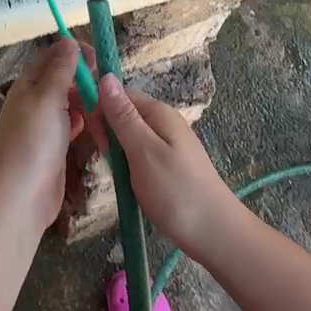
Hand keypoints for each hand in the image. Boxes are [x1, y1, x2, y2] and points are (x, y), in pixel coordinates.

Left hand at [0, 37, 88, 233]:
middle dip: (82, 78)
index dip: (72, 52)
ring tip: (104, 103)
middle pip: (60, 80)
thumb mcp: (48, 98)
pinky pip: (70, 126)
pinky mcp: (53, 148)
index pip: (50, 57)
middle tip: (106, 82)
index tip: (97, 56)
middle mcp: (33, 102)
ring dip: (84, 101)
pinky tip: (92, 126)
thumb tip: (69, 40)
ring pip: (67, 103)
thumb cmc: (33, 141)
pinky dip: (82, 122)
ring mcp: (42, 126)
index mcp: (27, 85)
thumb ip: (61, 69)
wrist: (20, 197)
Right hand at [97, 73, 244, 252]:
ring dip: (119, 154)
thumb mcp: (143, 150)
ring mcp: (170, 145)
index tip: (95, 139)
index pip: (119, 95)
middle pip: (125, 115)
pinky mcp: (171, 165)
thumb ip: (123, 116)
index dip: (101, 112)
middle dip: (109, 134)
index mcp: (158, 112)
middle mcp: (165, 122)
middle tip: (109, 163)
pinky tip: (132, 185)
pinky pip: (142, 156)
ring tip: (121, 178)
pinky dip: (131, 168)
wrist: (216, 234)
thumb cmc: (176, 191)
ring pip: (131, 138)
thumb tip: (106, 76)